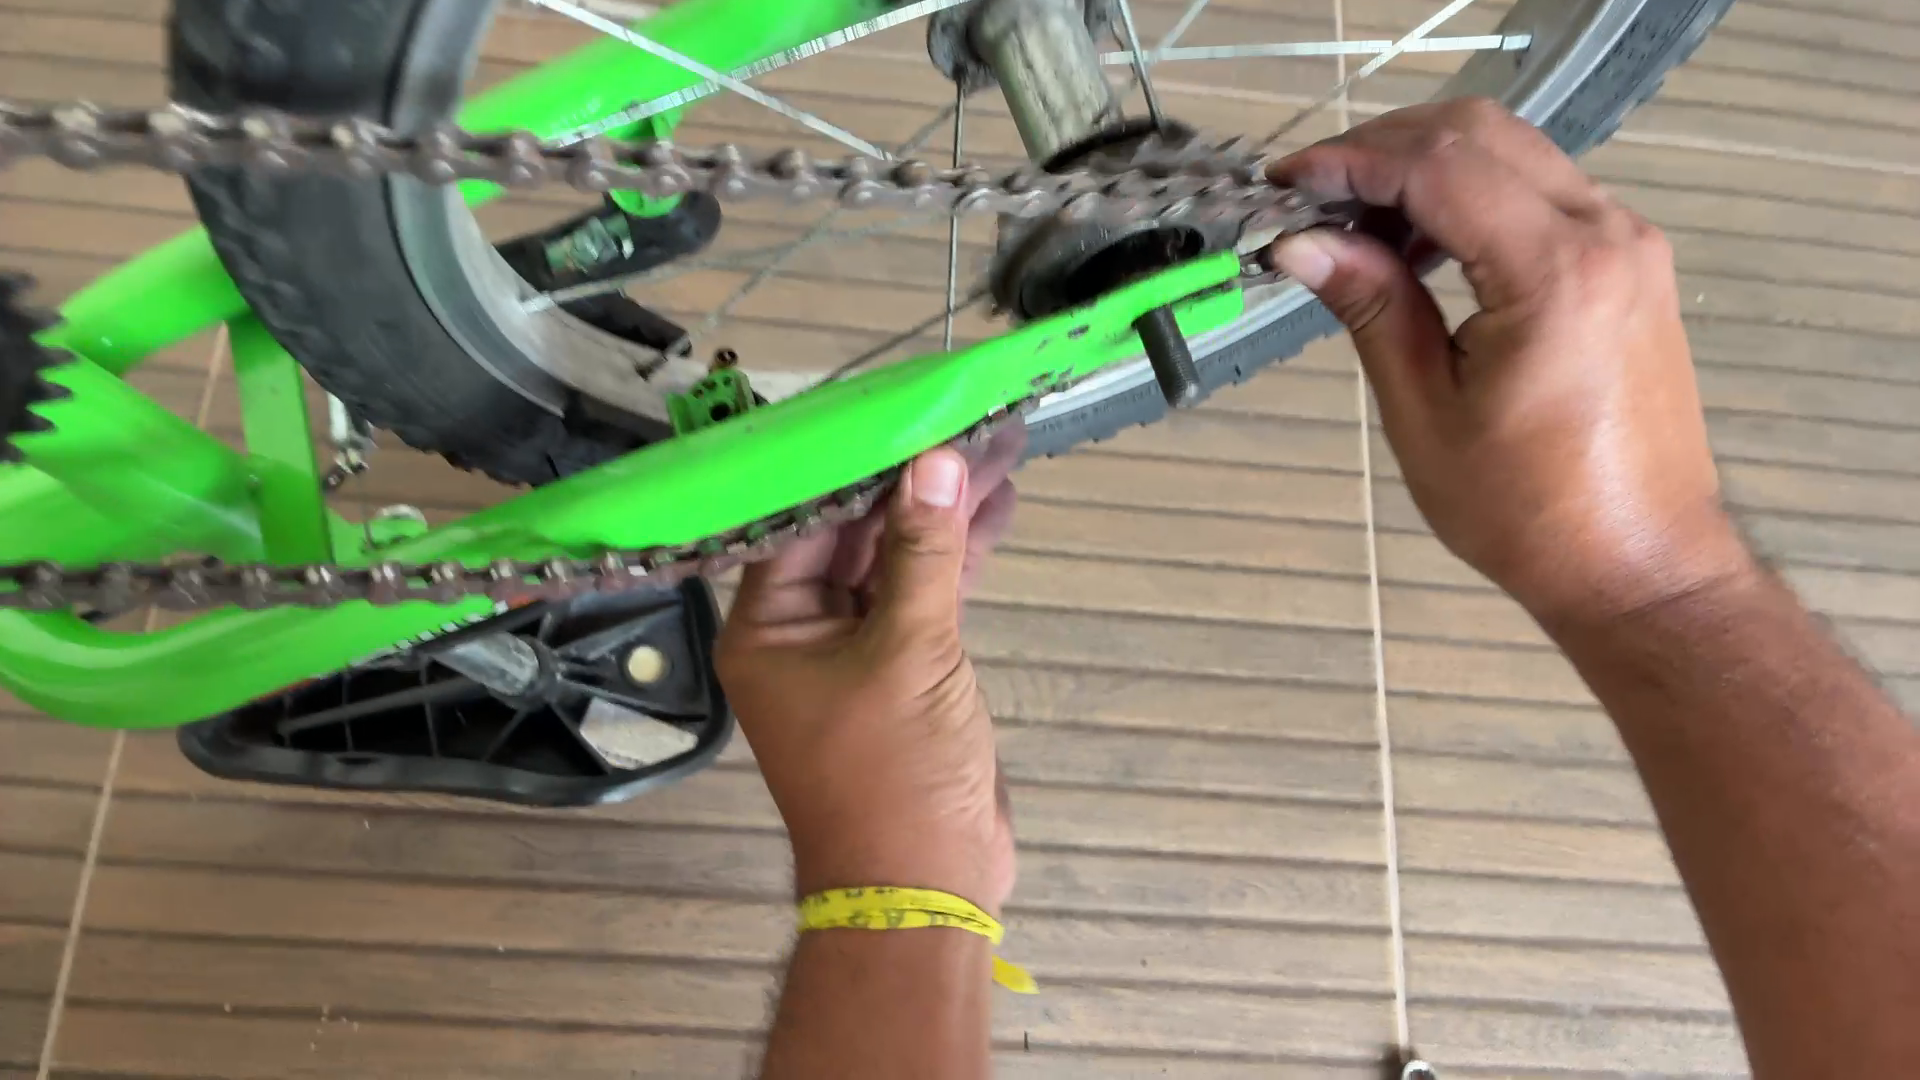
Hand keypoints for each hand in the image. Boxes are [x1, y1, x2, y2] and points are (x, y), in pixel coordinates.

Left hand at [716, 427, 1023, 913]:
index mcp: (769, 625)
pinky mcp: (904, 662)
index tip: (898, 410)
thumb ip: (922, 553)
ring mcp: (856, 644)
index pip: (805, 520)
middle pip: (858, 533)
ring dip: (946, 514)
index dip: (855, 464)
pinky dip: (961, 558)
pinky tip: (998, 511)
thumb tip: (936, 463)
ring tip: (999, 450)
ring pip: (900, 559)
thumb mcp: (909, 652)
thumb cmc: (894, 773)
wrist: (928, 883)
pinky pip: (928, 593)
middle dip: (916, 484)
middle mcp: (803, 627)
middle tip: (967, 424)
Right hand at [1265, 99, 1752, 625]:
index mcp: (1553, 272)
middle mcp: (1606, 231)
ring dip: (1418, 167)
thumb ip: (1371, 306)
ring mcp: (1625, 240)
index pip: (1440, 167)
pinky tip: (1410, 243)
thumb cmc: (1518, 504)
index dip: (1349, 162)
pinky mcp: (1623, 261)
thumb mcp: (1423, 407)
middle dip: (1379, 148)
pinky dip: (1460, 195)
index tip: (1282, 185)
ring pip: (1510, 151)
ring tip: (1344, 223)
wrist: (1632, 554)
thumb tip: (1300, 245)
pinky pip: (1533, 191)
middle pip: (1480, 134)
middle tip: (1305, 196)